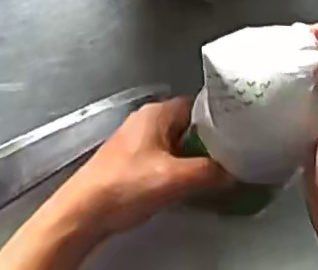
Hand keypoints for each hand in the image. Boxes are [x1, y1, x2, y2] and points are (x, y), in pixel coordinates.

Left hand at [0, 96, 228, 269]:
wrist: (83, 213)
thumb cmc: (124, 186)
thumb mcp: (173, 179)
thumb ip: (208, 173)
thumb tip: (233, 172)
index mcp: (157, 112)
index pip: (197, 105)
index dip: (217, 119)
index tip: (235, 135)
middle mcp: (146, 119)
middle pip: (186, 124)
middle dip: (205, 143)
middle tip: (225, 160)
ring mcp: (136, 139)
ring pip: (173, 142)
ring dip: (189, 158)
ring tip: (207, 175)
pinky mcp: (129, 160)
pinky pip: (161, 156)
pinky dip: (174, 167)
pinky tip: (180, 185)